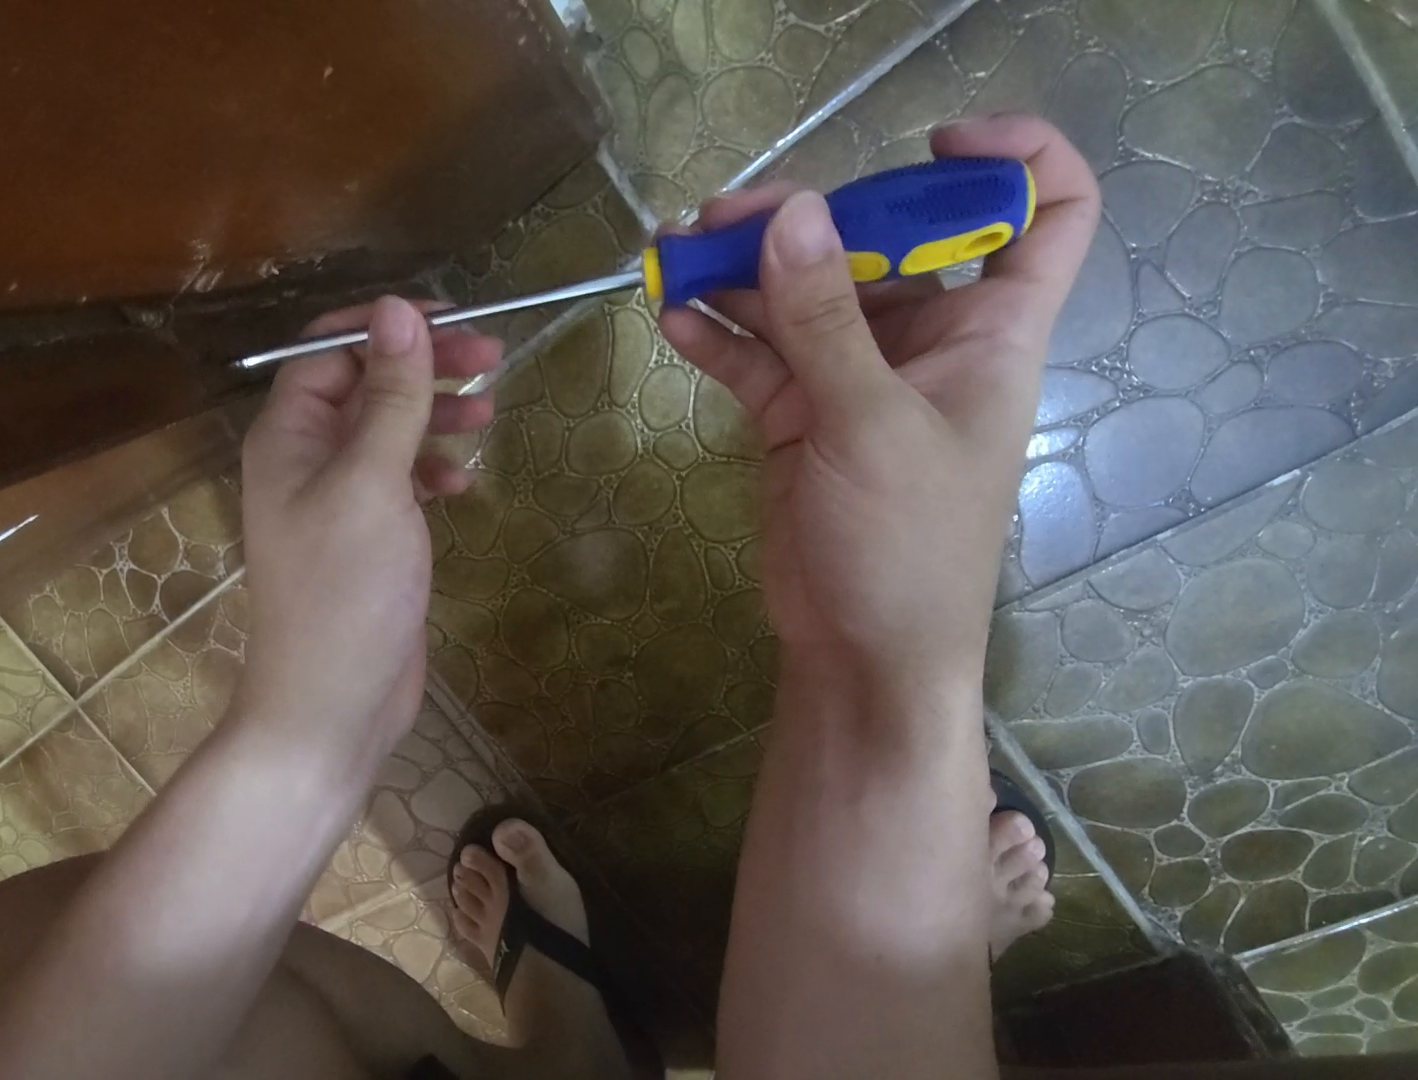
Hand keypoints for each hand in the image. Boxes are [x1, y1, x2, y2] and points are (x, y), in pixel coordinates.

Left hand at [237, 296, 499, 748]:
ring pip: (388, 431)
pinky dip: (430, 470)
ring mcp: (338, 498)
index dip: (388, 328)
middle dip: (424, 368)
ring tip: (488, 415)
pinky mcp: (368, 534)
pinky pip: (399, 479)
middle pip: (366, 385)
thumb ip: (389, 397)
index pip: (331, 350)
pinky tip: (460, 484)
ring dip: (434, 415)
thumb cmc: (346, 589)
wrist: (334, 702)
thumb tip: (399, 310)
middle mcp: (306, 457)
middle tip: (492, 360)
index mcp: (289, 434)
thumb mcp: (371, 482)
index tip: (454, 322)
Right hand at [659, 115, 1099, 690]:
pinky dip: (717, 339)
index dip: (1009, 161)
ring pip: (800, 302)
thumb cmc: (903, 541)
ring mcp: (850, 382)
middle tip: (725, 219)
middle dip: (808, 224)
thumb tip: (793, 215)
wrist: (858, 646)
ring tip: (675, 254)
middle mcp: (921, 347)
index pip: (1045, 216)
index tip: (930, 143)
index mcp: (986, 334)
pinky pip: (756, 360)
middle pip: (878, 248)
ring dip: (741, 277)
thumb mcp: (869, 423)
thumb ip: (826, 321)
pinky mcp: (796, 419)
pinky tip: (672, 319)